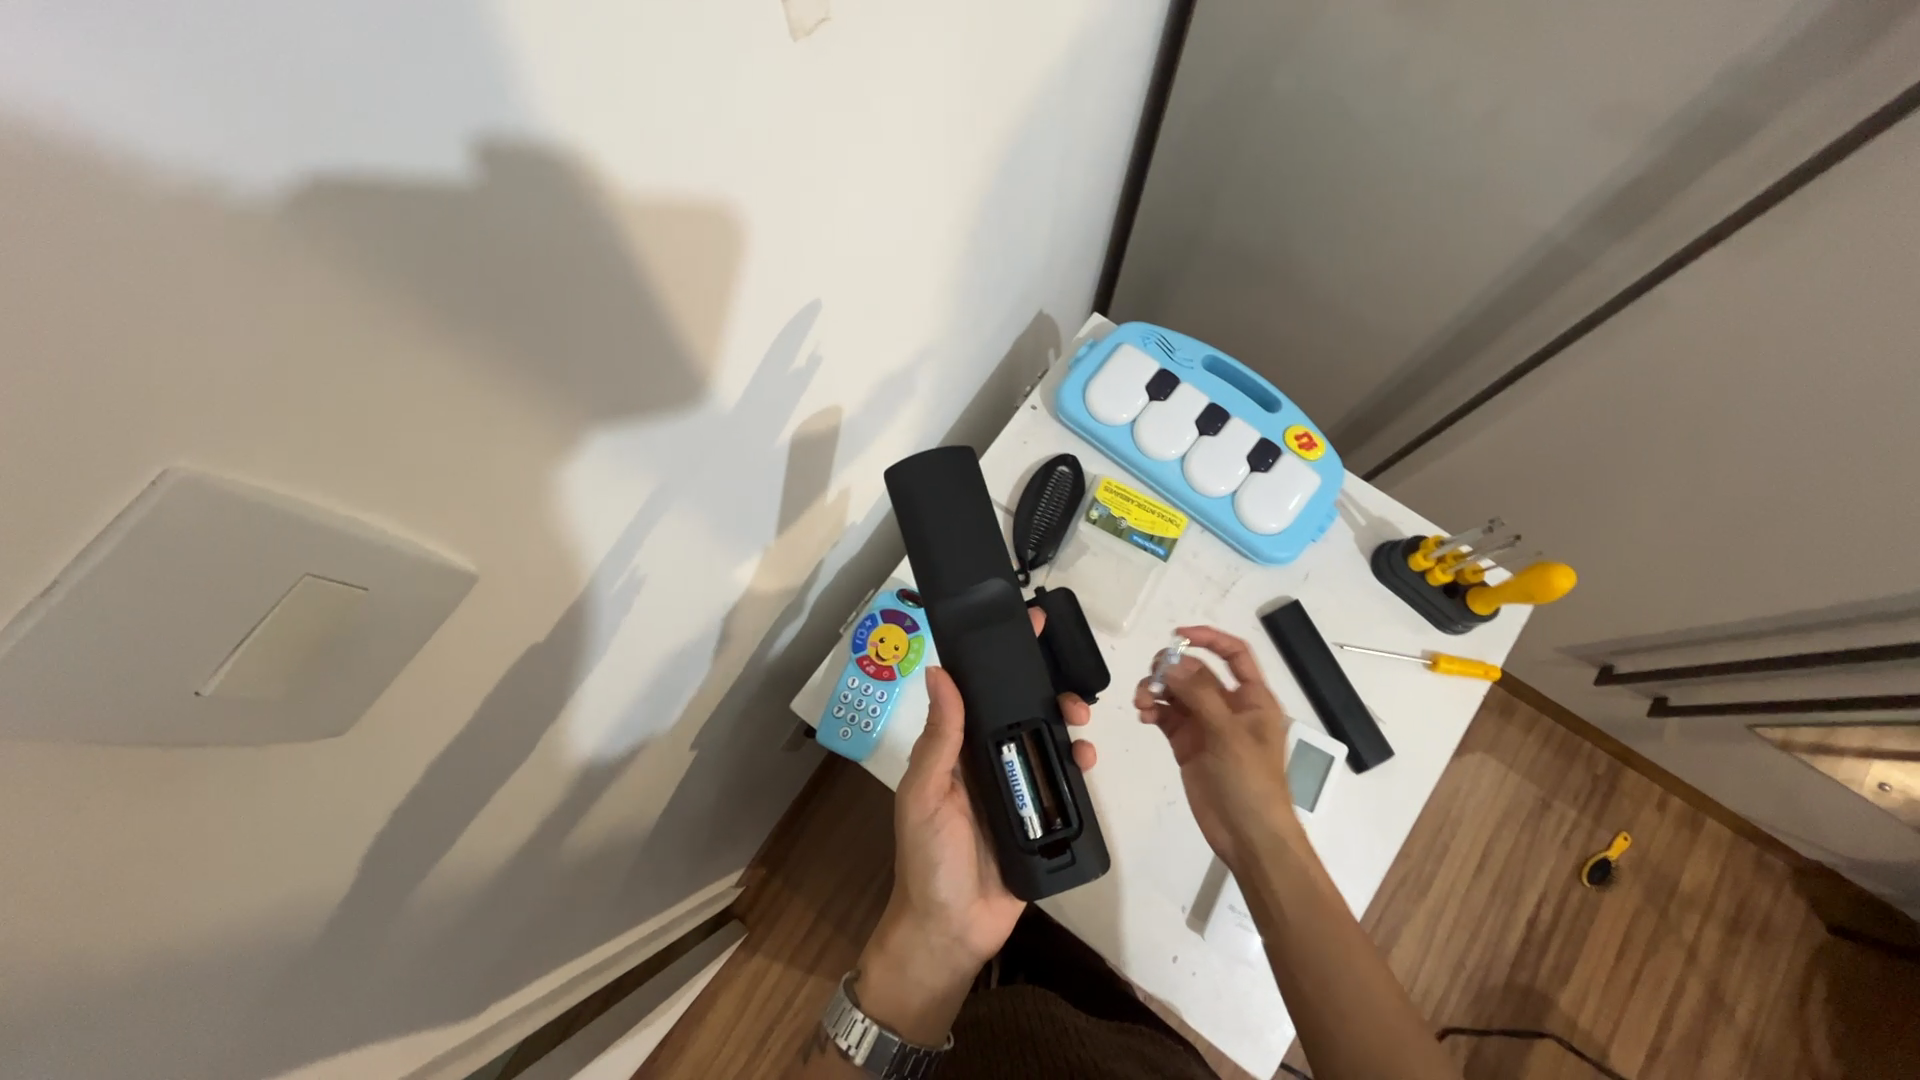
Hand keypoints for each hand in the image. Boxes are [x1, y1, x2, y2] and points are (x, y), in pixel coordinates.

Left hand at [856, 608, 1093, 1044]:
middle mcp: (987, 761)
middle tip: (1070, 692)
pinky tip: (1086, 760)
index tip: (1027, 628)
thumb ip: (939, 738)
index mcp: (956, 750)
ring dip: (1066, 724)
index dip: (1000, 661)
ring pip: (1046, 743)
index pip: (978, 694)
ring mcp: (1016, 789)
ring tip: (1082, 721)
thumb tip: (940, 672)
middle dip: (1047, 693)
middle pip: (1021, 713)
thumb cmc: (930, 858)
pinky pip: (1063, 785)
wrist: (953, 931)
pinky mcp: (1041, 819)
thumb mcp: (926, 793)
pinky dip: (1077, 767)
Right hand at [1134, 625, 1295, 869]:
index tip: (1177, 635)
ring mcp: (1207, 726)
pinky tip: (1145, 716)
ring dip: (1157, 690)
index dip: (1209, 638)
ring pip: (1176, 693)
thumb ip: (1200, 694)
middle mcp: (1229, 706)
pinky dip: (1153, 711)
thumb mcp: (1229, 734)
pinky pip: (1166, 716)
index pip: (1234, 654)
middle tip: (1152, 676)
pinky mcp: (1187, 744)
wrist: (1248, 836)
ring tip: (1142, 702)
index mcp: (1253, 698)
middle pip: (1197, 671)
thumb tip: (1172, 662)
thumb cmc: (1251, 782)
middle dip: (1172, 669)